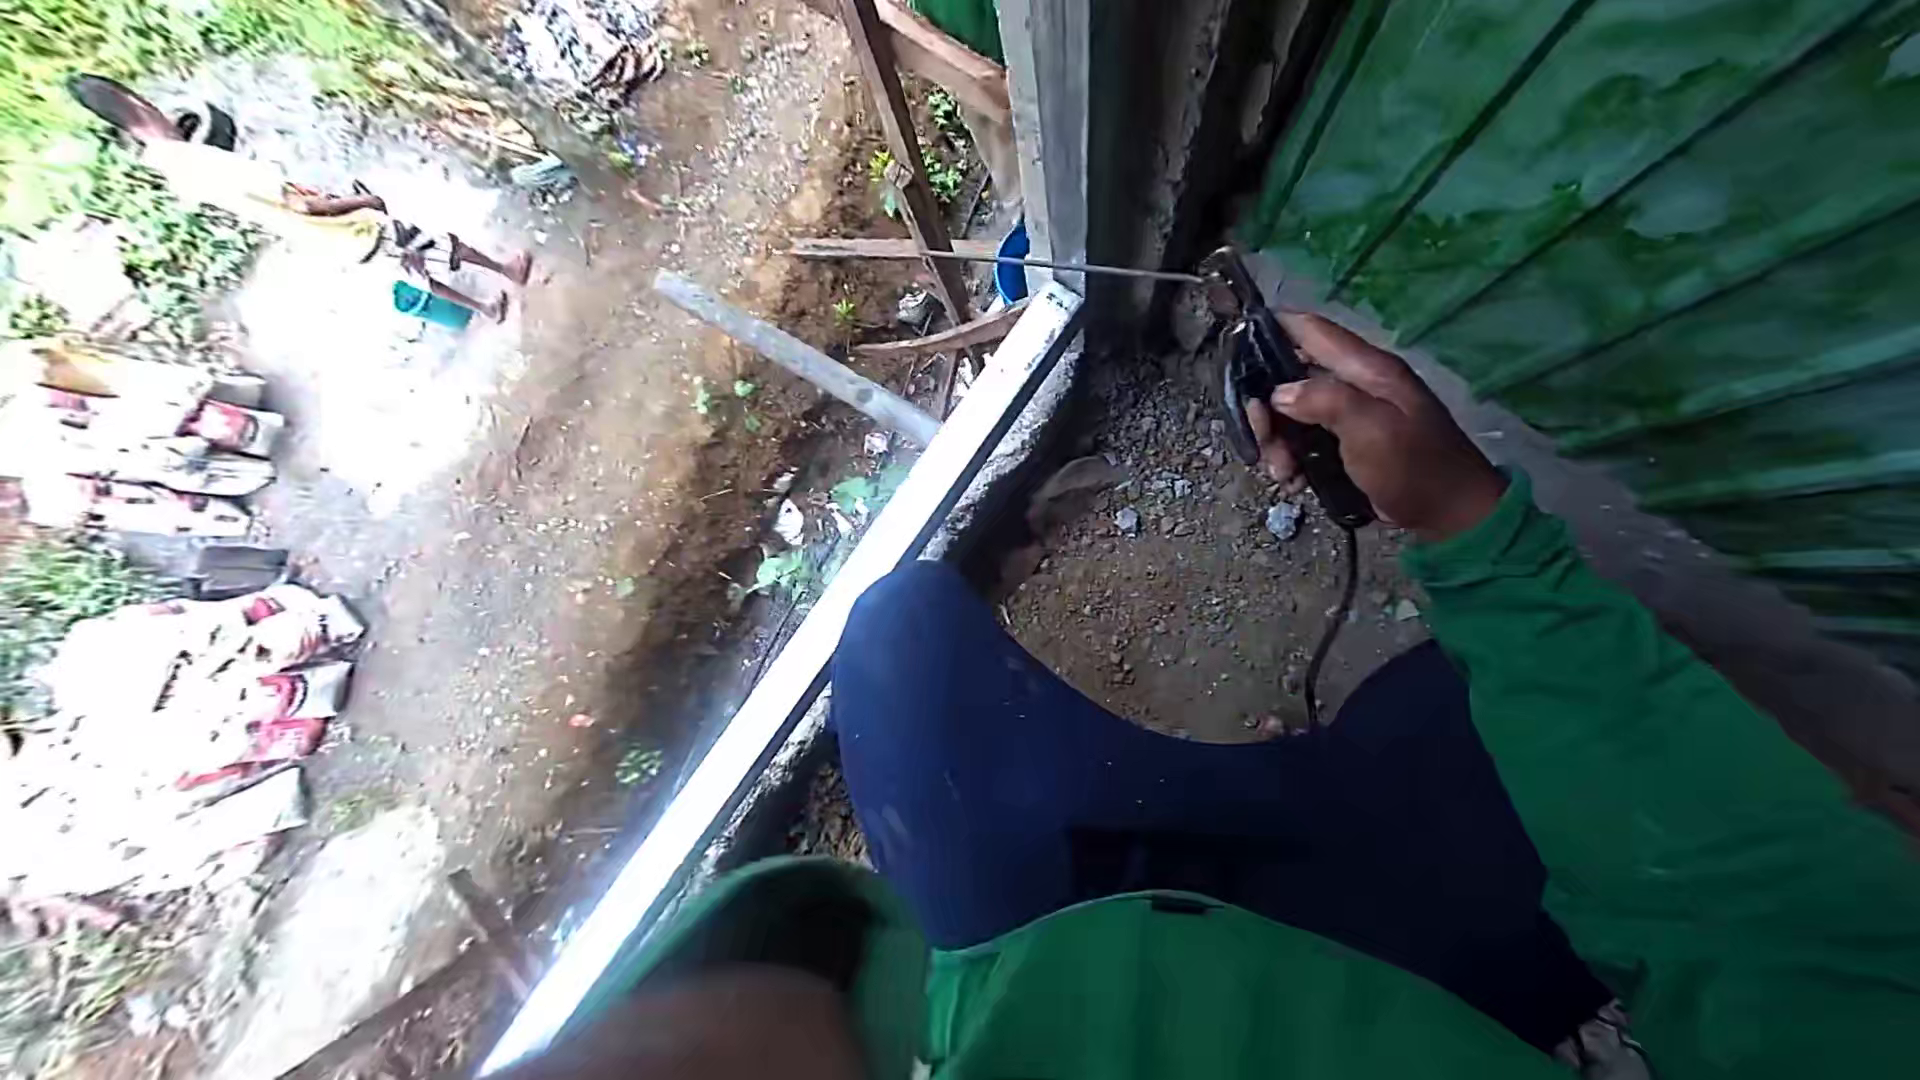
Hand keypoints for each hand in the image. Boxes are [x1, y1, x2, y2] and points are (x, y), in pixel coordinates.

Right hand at [1245, 312, 1505, 541]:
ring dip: (1275, 441)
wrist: (1445, 514)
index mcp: (1366, 369)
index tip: (1237, 340)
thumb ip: (1325, 401)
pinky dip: (1288, 459)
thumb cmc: (1412, 467)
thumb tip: (1278, 394)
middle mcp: (1352, 384)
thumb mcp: (1371, 429)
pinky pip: (1298, 441)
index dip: (1274, 326)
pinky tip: (1293, 480)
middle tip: (1262, 437)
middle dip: (1265, 407)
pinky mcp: (1339, 442)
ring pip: (1287, 414)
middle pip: (1288, 378)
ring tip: (1283, 471)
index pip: (1312, 330)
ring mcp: (1345, 414)